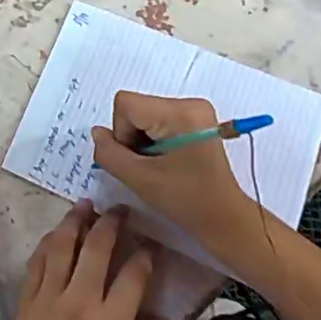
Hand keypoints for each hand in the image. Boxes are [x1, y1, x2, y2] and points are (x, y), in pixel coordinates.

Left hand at [0, 202, 172, 319]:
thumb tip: (164, 319)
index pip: (132, 275)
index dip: (144, 256)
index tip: (151, 245)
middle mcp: (79, 302)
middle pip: (96, 249)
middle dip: (110, 223)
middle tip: (119, 208)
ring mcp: (48, 298)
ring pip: (62, 247)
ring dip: (74, 222)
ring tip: (85, 206)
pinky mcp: (25, 302)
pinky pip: (36, 263)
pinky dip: (47, 244)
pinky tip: (54, 234)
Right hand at [90, 92, 264, 262]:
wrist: (223, 217)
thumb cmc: (184, 200)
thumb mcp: (138, 179)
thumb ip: (108, 152)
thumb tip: (97, 132)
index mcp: (180, 113)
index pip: (125, 104)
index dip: (121, 132)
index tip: (139, 159)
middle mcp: (190, 102)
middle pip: (135, 108)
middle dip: (132, 137)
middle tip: (149, 166)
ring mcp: (195, 109)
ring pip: (143, 114)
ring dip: (141, 140)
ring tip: (158, 165)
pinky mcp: (196, 119)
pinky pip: (157, 119)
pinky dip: (152, 139)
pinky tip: (166, 160)